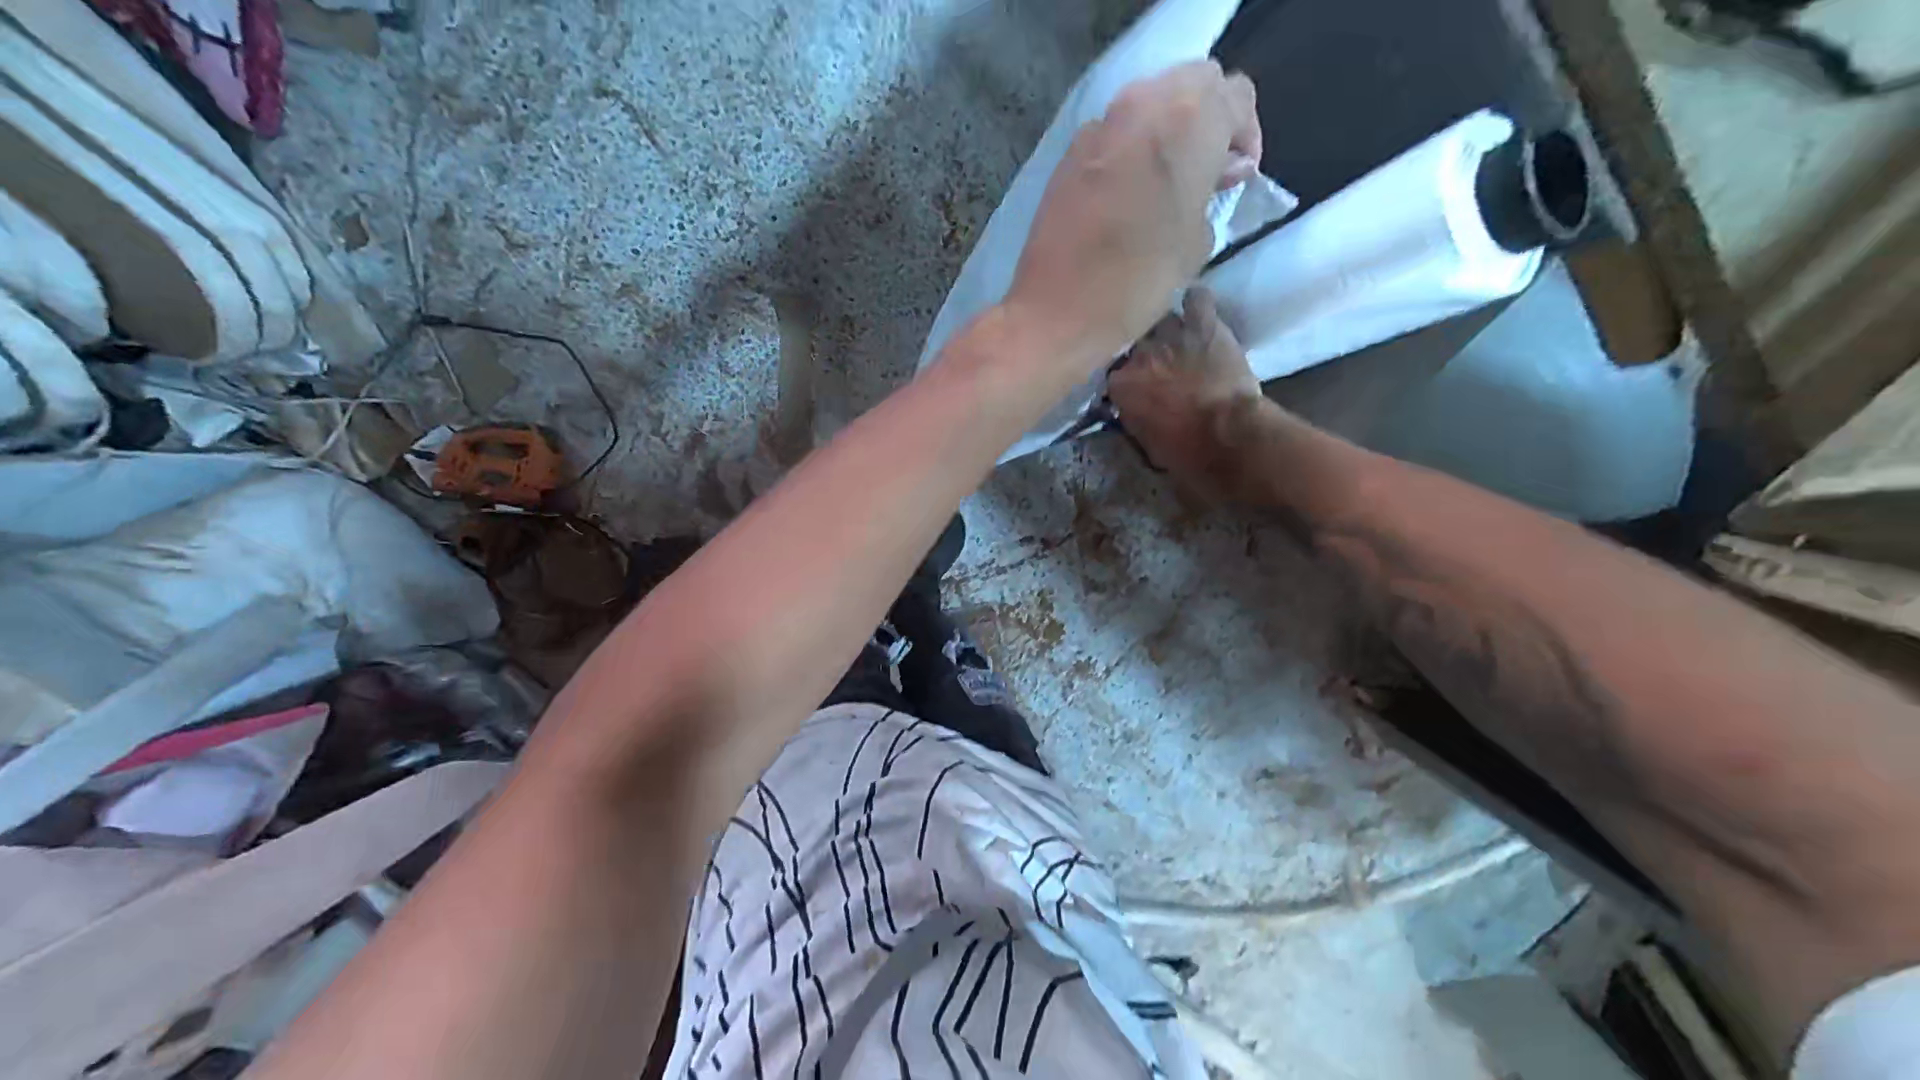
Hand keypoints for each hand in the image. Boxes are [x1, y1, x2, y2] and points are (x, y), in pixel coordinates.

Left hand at [1004, 61, 1261, 368]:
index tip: (1238, 177)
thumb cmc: (1138, 280)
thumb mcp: (1195, 242)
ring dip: (1167, 130)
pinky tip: (1128, 193)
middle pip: (1193, 85)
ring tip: (1168, 182)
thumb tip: (1222, 171)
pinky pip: (1114, 133)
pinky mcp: (1069, 151)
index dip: (1245, 135)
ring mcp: (1100, 125)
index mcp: (1189, 119)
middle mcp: (1143, 104)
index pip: (1237, 97)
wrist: (1058, 309)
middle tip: (1207, 171)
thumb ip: (1215, 192)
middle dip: (1208, 120)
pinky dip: (1130, 148)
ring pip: (1150, 102)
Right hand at [1109, 287, 1273, 494]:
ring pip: (1159, 317)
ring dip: (1165, 326)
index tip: (1131, 387)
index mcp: (1121, 385)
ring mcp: (1171, 334)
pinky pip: (1196, 299)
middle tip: (1153, 361)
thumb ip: (1133, 416)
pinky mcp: (1204, 324)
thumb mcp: (1146, 442)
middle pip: (1132, 341)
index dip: (1123, 378)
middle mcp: (1139, 353)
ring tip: (1173, 334)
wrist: (1228, 435)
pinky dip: (1196, 302)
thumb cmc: (1186, 452)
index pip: (1110, 372)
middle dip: (1141, 350)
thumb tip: (1132, 409)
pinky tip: (1196, 308)